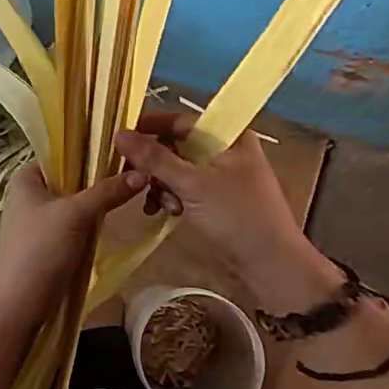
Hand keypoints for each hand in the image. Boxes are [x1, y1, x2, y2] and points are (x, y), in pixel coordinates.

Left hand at [0, 163, 146, 305]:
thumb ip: (108, 192)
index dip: (92, 151)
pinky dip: (92, 222)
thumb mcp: (76, 214)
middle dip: (100, 179)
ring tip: (132, 193)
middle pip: (72, 178)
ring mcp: (39, 218)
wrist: (21, 301)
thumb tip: (143, 174)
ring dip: (99, 202)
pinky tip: (113, 219)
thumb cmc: (41, 248)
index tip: (126, 152)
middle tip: (136, 174)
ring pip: (76, 202)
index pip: (63, 153)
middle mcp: (30, 193)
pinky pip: (75, 223)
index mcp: (27, 177)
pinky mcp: (49, 240)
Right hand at [113, 112, 342, 314]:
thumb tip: (118, 134)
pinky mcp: (215, 200)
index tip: (121, 139)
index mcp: (227, 138)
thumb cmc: (236, 217)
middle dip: (153, 164)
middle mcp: (224, 151)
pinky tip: (165, 212)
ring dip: (160, 185)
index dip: (150, 127)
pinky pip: (183, 189)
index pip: (180, 121)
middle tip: (133, 178)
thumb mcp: (191, 184)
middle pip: (175, 146)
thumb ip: (154, 158)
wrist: (270, 266)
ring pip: (175, 170)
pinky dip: (170, 197)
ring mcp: (219, 177)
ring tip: (157, 204)